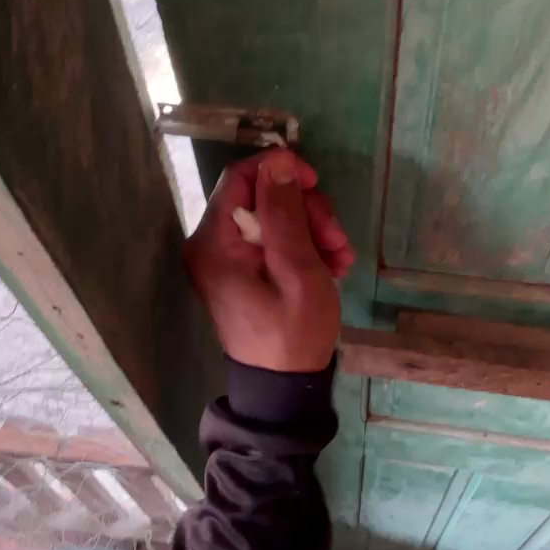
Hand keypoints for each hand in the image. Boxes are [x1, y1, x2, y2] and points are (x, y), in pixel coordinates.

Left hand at [183, 149, 354, 372]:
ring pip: (272, 213)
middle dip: (305, 208)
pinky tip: (330, 264)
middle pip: (261, 195)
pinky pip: (272, 237)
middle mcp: (210, 243)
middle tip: (336, 237)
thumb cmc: (293, 333)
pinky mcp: (240, 267)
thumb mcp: (298, 271)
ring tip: (340, 257)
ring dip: (311, 227)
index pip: (241, 177)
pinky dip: (303, 244)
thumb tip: (278, 161)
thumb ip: (286, 214)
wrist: (284, 388)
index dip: (281, 170)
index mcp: (214, 242)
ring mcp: (224, 256)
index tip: (316, 183)